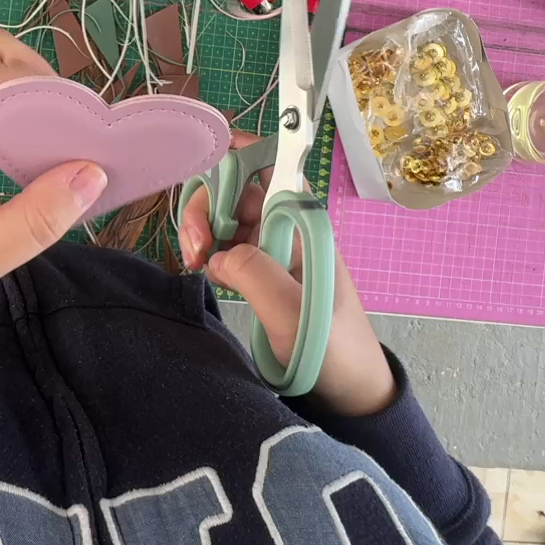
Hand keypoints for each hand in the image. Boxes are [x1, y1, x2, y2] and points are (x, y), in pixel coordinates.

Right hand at [177, 133, 396, 415]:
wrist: (348, 393)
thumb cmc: (331, 349)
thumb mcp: (290, 310)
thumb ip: (251, 271)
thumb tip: (217, 255)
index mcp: (301, 222)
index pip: (269, 163)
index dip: (237, 150)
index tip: (204, 169)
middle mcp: (284, 224)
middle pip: (233, 185)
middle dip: (205, 204)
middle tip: (196, 248)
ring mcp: (270, 245)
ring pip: (221, 212)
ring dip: (199, 227)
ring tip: (196, 263)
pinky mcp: (256, 267)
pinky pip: (221, 240)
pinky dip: (203, 247)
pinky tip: (201, 268)